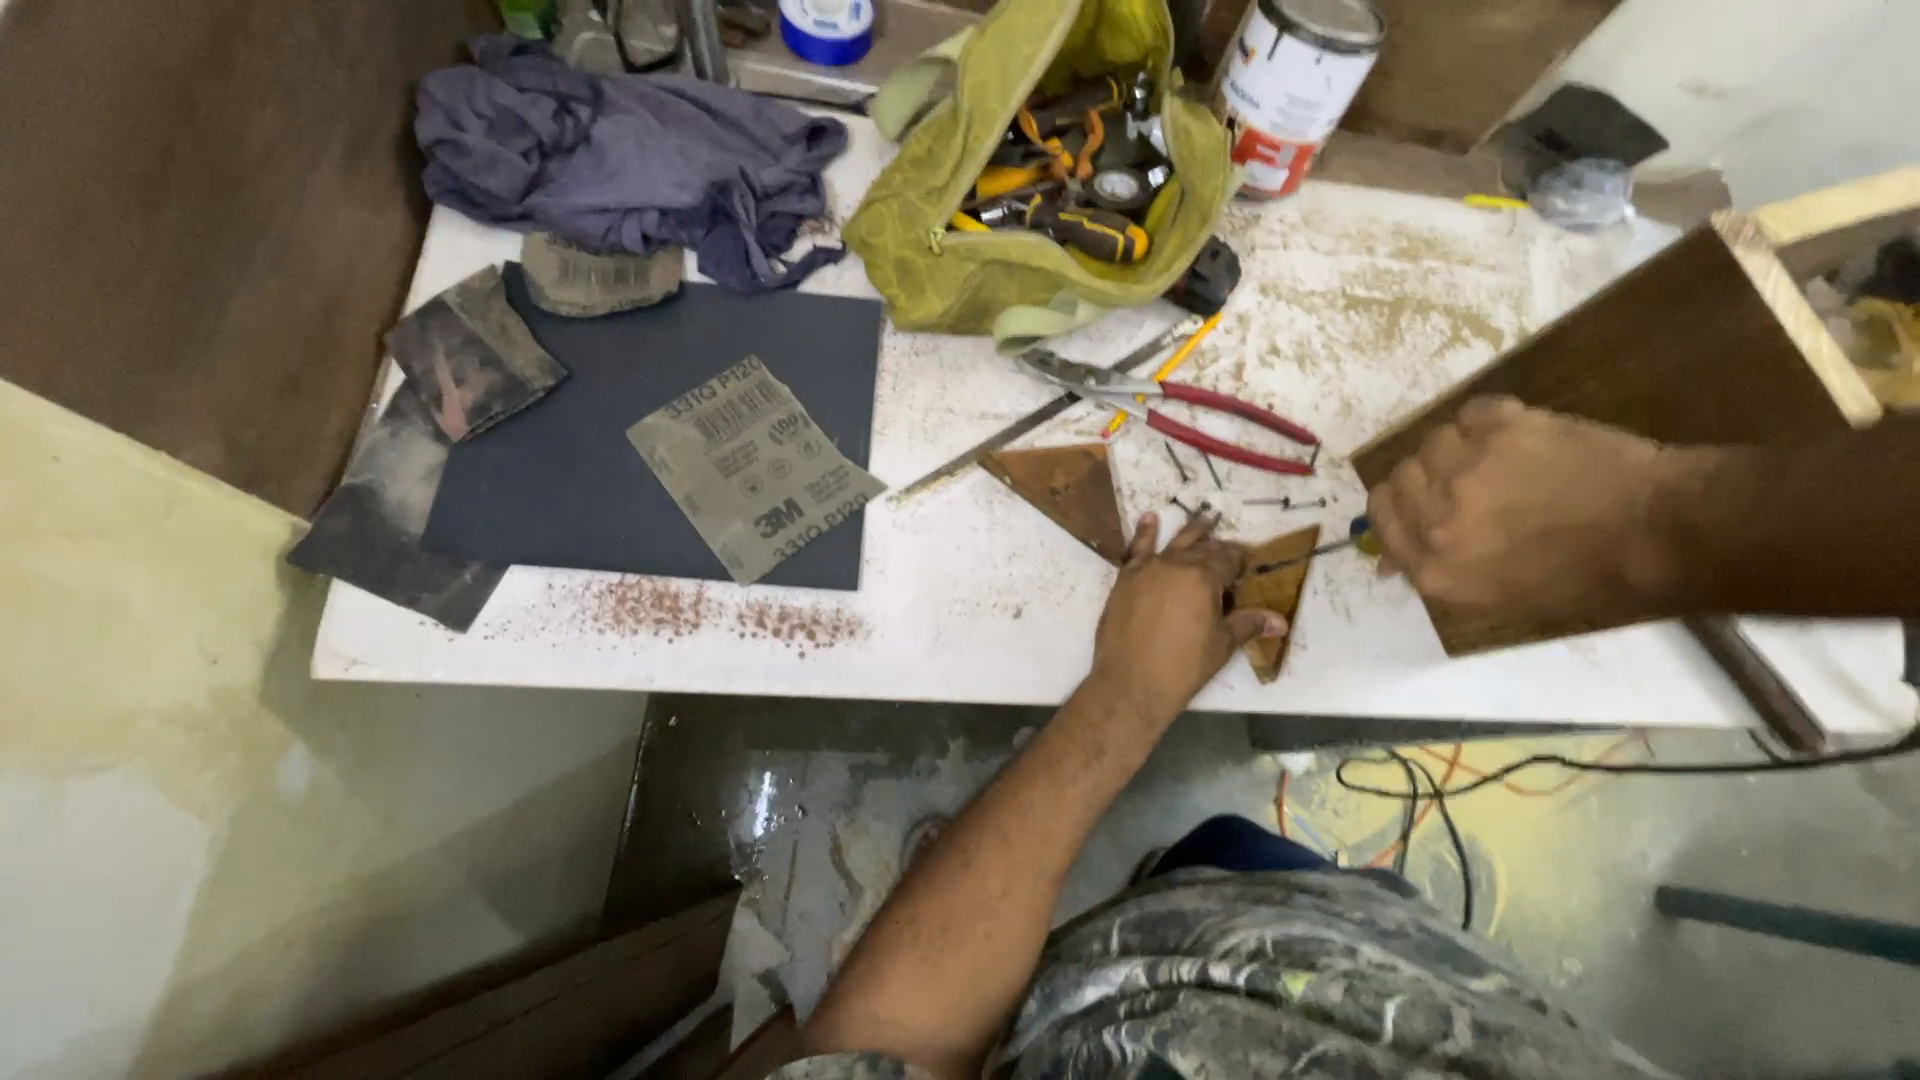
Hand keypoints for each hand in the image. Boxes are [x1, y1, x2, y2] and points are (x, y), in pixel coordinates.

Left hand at [1090, 511, 1288, 725]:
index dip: (1240, 559)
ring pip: (1174, 543)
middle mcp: (1175, 565)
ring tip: (1205, 516)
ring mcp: (1147, 569)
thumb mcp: (1221, 645)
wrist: (1131, 681)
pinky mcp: (1125, 579)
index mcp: (1203, 578)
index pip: (1228, 559)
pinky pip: (1136, 549)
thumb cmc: (1183, 666)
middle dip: (1219, 547)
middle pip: (1202, 549)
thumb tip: (1280, 621)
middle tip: (1230, 546)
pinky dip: (1144, 532)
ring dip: (1191, 531)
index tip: (1247, 560)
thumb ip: (1248, 624)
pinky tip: (1150, 518)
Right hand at [1367, 396, 1718, 624]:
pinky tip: (1516, 434)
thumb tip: (1390, 560)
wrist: (1664, 533)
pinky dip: (1489, 420)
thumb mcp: (1496, 597)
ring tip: (1498, 456)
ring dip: (1459, 447)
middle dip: (1426, 477)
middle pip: (1400, 476)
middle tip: (1466, 481)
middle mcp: (1437, 519)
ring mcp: (1467, 470)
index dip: (1396, 506)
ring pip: (1433, 441)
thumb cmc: (1587, 579)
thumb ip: (1437, 570)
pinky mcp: (1504, 428)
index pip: (1379, 516)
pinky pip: (1473, 413)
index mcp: (1435, 567)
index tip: (1419, 502)